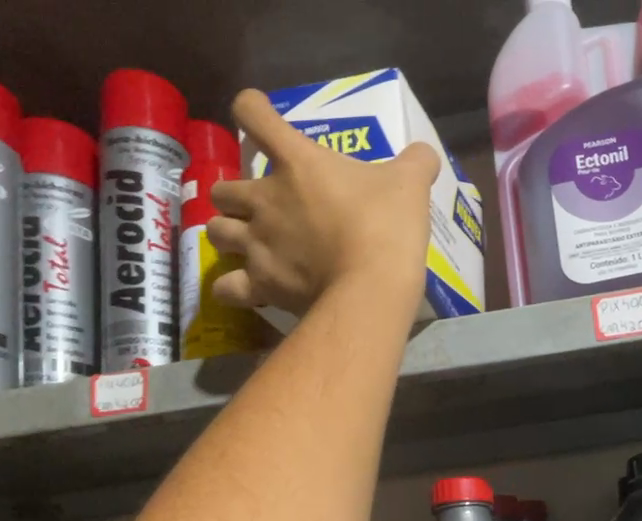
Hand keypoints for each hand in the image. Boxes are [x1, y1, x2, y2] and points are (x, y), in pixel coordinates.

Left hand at [207, 90, 439, 315]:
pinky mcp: (260, 284)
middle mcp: (265, 198)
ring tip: (250, 246)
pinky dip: (231, 288)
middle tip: (263, 208)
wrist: (371, 289)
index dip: (253, 109)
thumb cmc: (387, 228)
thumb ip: (416, 164)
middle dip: (236, 197)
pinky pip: (227, 287)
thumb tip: (425, 155)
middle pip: (222, 189)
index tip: (261, 116)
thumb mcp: (411, 185)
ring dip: (230, 236)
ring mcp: (257, 243)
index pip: (253, 114)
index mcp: (296, 161)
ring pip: (217, 232)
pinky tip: (244, 289)